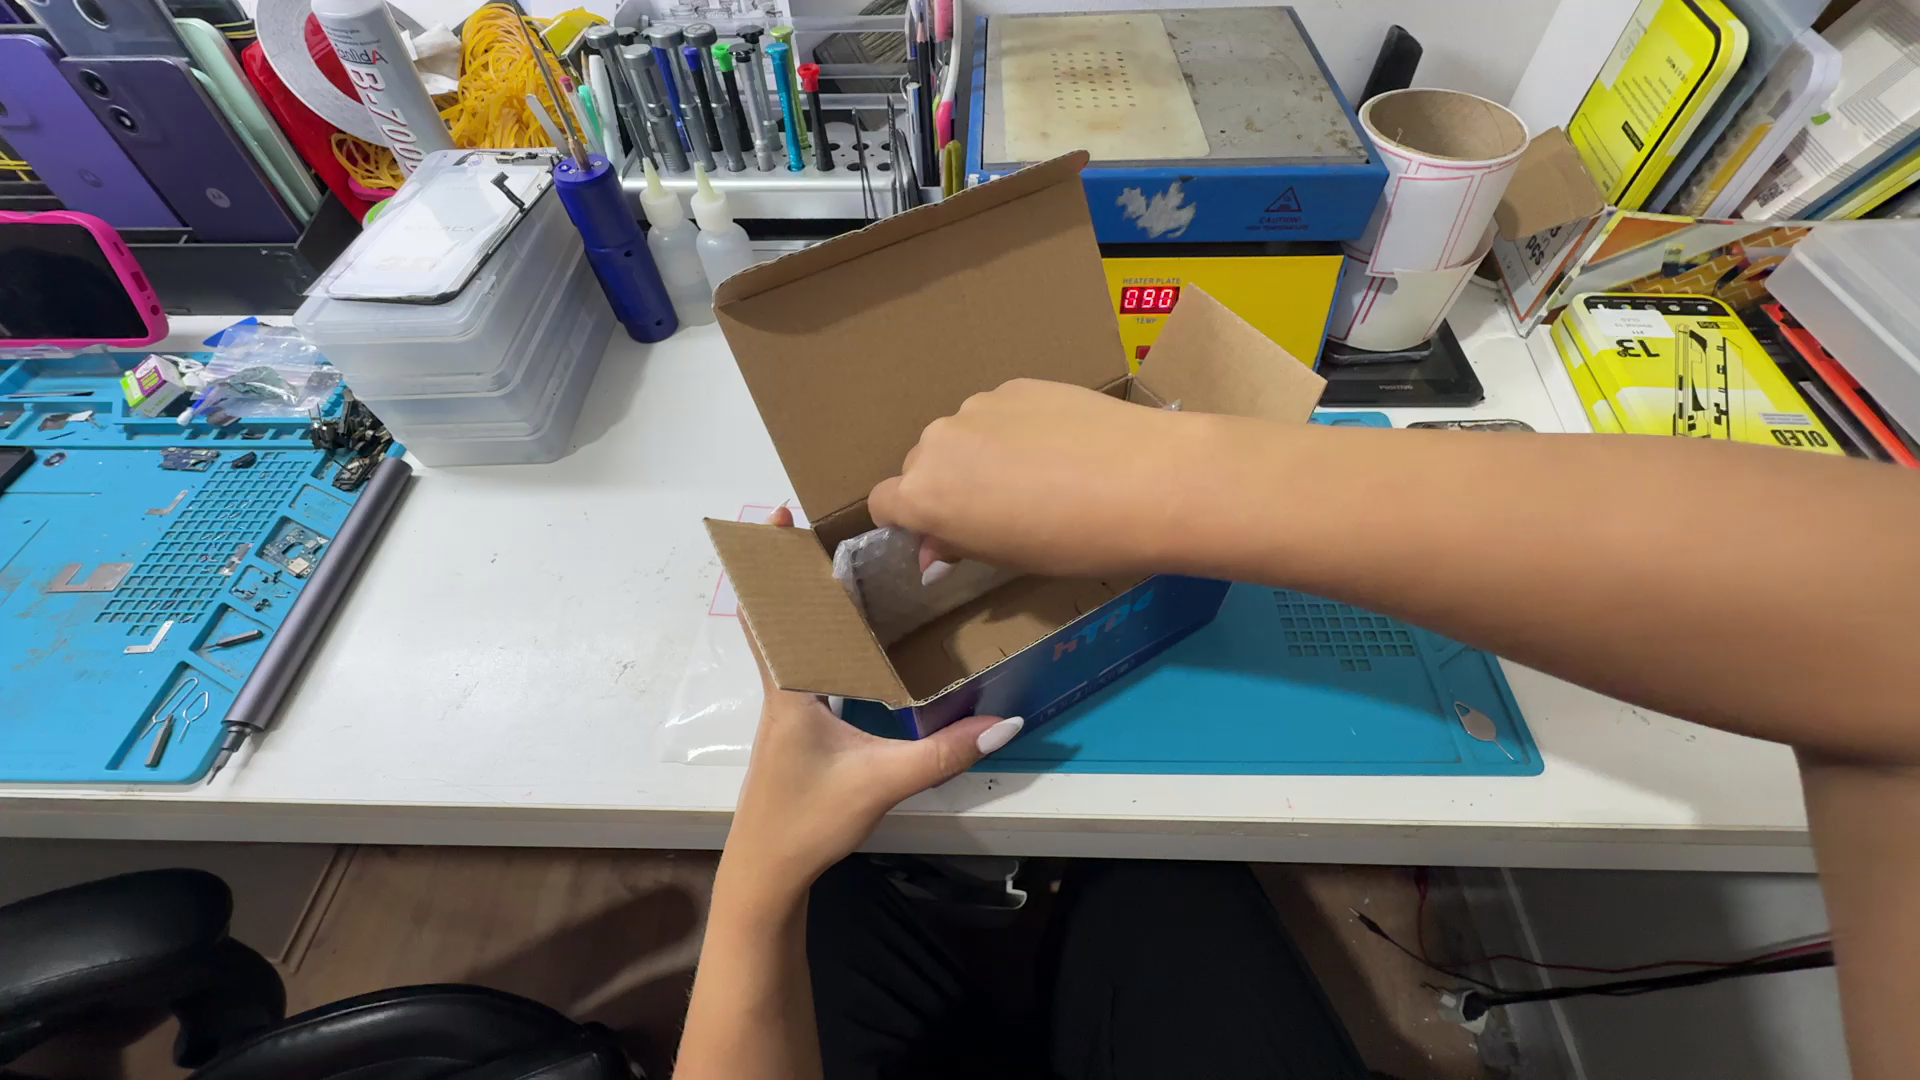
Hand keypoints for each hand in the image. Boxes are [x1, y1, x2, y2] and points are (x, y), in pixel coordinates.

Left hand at [719, 506, 1024, 911]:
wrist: (764, 874)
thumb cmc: (808, 821)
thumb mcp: (882, 784)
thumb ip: (943, 753)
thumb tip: (1005, 722)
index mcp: (792, 689)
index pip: (776, 611)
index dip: (772, 564)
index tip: (776, 515)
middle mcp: (781, 690)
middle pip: (779, 614)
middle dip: (792, 570)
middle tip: (817, 530)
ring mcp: (782, 712)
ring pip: (788, 641)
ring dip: (803, 605)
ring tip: (835, 574)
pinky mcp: (791, 731)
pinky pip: (799, 668)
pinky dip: (813, 641)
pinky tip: (841, 646)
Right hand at [868, 379, 1220, 577]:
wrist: (1148, 480)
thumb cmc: (1071, 540)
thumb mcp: (1007, 557)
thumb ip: (958, 544)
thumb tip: (934, 548)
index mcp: (924, 493)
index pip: (884, 503)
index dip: (908, 521)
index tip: (942, 533)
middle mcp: (937, 441)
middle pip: (921, 465)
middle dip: (945, 486)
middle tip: (996, 510)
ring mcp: (978, 406)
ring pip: (960, 435)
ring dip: (978, 454)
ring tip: (1037, 475)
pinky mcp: (1017, 383)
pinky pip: (997, 413)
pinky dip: (1012, 430)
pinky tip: (1060, 446)